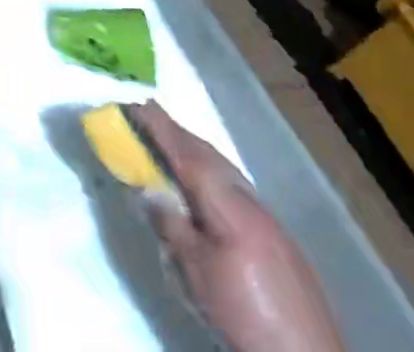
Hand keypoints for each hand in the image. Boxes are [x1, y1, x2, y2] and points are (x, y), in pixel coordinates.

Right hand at [134, 103, 346, 351]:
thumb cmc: (241, 309)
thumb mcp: (195, 269)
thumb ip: (170, 223)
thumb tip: (147, 187)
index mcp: (230, 207)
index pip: (189, 157)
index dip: (162, 129)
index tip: (136, 104)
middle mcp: (253, 205)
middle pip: (212, 159)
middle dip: (178, 133)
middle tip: (147, 113)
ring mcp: (270, 222)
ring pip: (226, 172)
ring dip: (195, 150)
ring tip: (170, 140)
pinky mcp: (277, 239)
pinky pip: (235, 188)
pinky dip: (211, 172)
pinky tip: (202, 182)